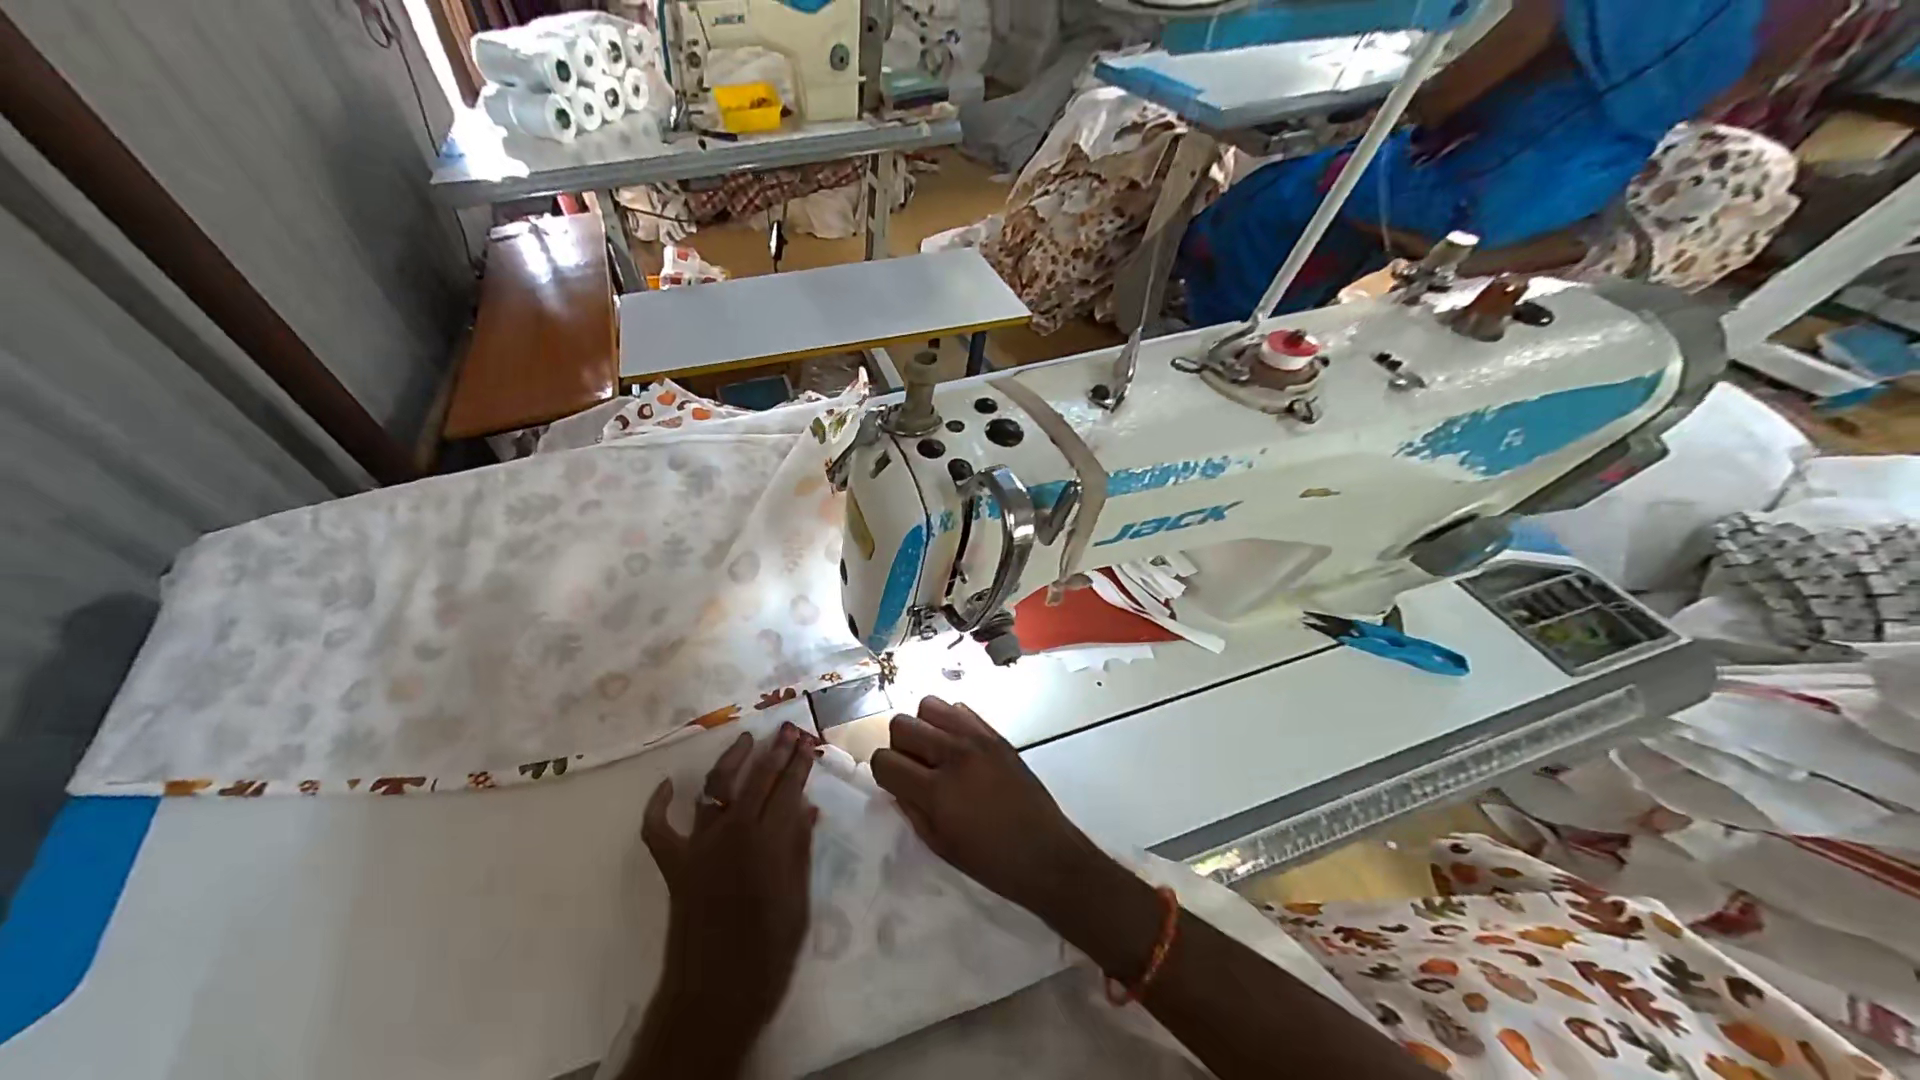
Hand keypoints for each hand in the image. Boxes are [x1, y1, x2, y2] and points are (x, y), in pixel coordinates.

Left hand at [639, 723, 819, 1052]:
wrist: (716, 994)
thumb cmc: (770, 950)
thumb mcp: (799, 897)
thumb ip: (800, 847)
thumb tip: (808, 806)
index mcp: (769, 840)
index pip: (789, 787)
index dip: (800, 763)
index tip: (808, 743)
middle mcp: (734, 832)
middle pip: (757, 778)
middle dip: (776, 751)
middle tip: (788, 730)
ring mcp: (700, 845)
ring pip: (714, 787)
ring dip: (732, 759)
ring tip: (747, 740)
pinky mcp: (674, 864)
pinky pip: (658, 829)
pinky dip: (659, 805)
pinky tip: (668, 786)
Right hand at [870, 697, 1098, 920]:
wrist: (1045, 853)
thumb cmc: (990, 861)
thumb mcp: (939, 844)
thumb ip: (910, 808)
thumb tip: (895, 783)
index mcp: (936, 791)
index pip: (885, 760)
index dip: (883, 772)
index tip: (893, 782)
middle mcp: (954, 755)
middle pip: (902, 724)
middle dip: (899, 746)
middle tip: (913, 767)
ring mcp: (977, 740)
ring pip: (928, 706)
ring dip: (924, 727)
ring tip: (936, 752)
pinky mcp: (996, 735)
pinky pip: (960, 710)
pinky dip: (950, 723)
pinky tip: (959, 747)